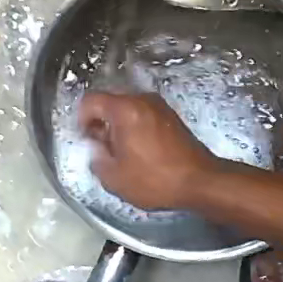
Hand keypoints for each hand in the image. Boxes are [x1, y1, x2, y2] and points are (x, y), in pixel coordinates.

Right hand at [78, 91, 222, 209]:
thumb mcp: (114, 177)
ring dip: (121, 128)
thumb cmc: (155, 179)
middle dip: (102, 124)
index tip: (87, 139)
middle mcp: (144, 100)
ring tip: (125, 155)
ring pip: (129, 110)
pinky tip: (142, 153)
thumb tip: (95, 147)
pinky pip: (145, 116)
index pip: (91, 101)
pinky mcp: (172, 117)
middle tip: (106, 150)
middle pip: (111, 103)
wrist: (200, 181)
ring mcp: (161, 107)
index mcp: (125, 109)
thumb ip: (95, 157)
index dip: (82, 120)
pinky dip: (137, 129)